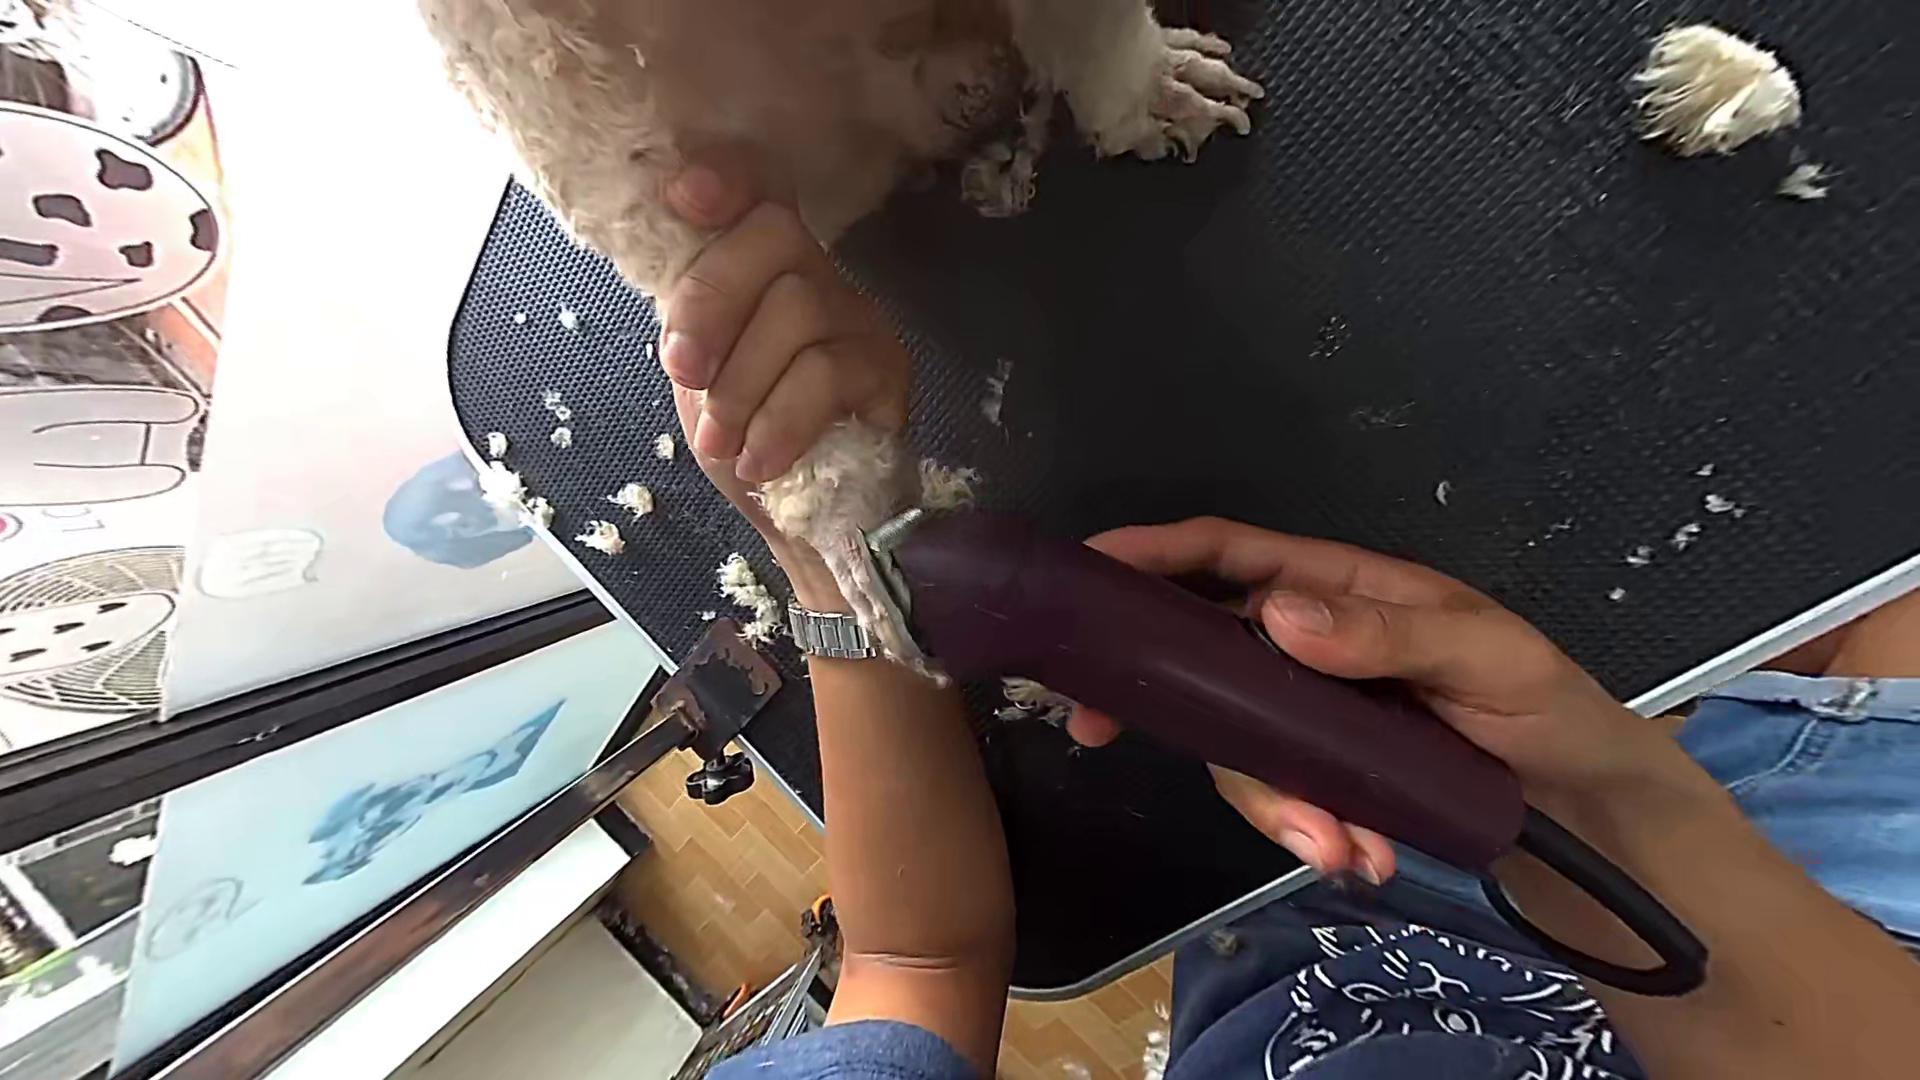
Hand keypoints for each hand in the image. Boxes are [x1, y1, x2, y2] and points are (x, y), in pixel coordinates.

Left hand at [659, 152, 908, 488]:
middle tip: (689, 378)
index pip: (763, 194)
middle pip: (774, 239)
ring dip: (743, 386)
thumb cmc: (747, 446)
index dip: (729, 181)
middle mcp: (821, 281)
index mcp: (766, 276)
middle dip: (712, 308)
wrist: (803, 516)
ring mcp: (862, 323)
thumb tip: (672, 265)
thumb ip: (692, 321)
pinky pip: (827, 373)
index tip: (684, 201)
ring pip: (798, 310)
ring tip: (725, 444)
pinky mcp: (889, 371)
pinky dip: (781, 420)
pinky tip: (762, 462)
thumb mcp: (699, 378)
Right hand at [1066, 517, 1695, 881]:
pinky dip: (1293, 824)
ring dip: (1259, 793)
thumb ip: (1388, 632)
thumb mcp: (1485, 655)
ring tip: (1328, 844)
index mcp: (1322, 584)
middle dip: (1141, 689)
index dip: (1148, 552)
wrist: (1585, 812)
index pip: (1218, 552)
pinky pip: (1266, 786)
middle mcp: (1287, 640)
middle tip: (1094, 726)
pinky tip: (1347, 855)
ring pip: (1224, 734)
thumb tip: (1276, 614)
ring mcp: (1289, 704)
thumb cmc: (1542, 704)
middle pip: (1189, 648)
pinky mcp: (1303, 762)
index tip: (1088, 569)